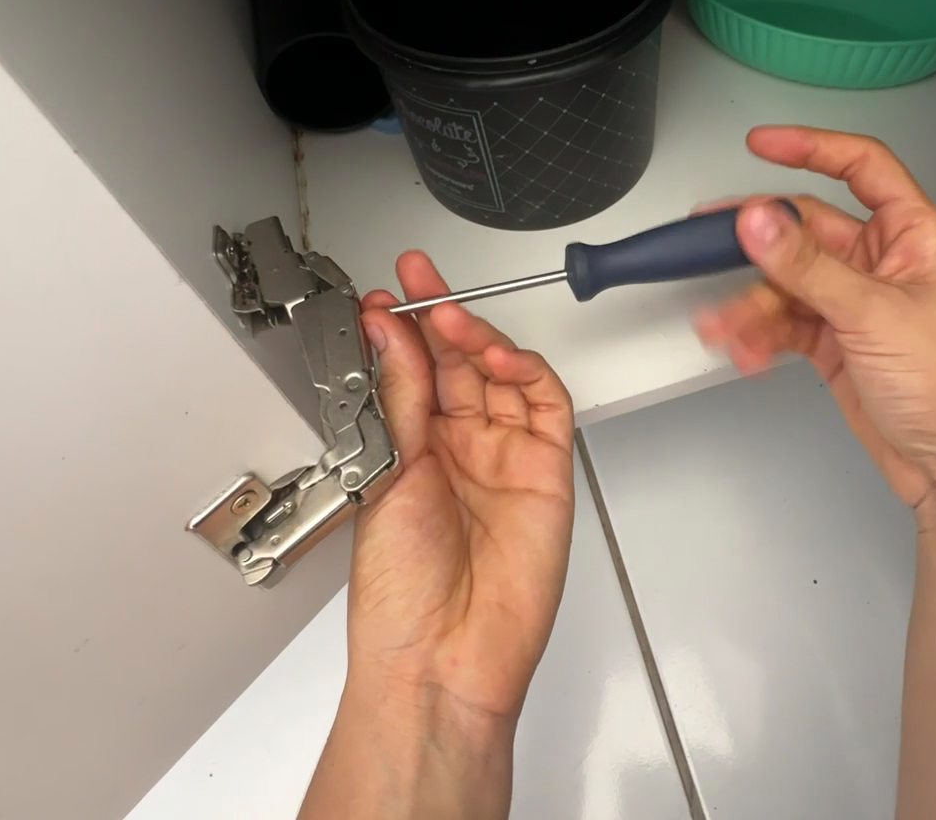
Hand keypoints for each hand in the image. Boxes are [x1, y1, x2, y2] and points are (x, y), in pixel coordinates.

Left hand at [350, 251, 575, 722]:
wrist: (445, 656)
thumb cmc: (402, 588)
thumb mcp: (390, 473)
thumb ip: (401, 396)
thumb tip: (389, 331)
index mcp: (415, 449)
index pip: (416, 369)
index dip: (405, 328)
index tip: (387, 294)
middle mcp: (461, 445)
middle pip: (458, 362)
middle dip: (440, 315)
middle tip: (420, 279)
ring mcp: (506, 453)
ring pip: (502, 373)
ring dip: (479, 336)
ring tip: (448, 312)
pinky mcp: (547, 466)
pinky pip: (546, 403)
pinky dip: (527, 370)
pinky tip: (496, 353)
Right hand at [696, 126, 935, 513]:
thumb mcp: (876, 315)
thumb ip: (809, 267)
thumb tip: (760, 220)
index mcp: (913, 235)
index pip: (861, 167)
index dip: (811, 147)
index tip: (761, 143)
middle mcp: (882, 262)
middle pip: (806, 230)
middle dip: (756, 240)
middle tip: (707, 240)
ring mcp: (856, 304)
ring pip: (787, 284)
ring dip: (751, 304)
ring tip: (723, 326)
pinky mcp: (836, 342)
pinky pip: (785, 324)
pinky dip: (761, 335)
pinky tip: (746, 349)